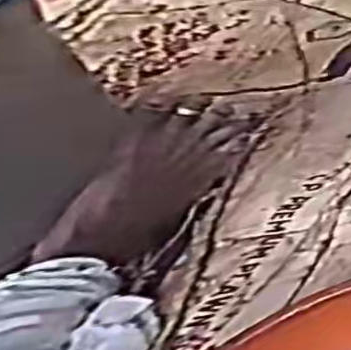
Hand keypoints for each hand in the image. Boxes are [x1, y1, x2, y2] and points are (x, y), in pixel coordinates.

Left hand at [32, 107, 248, 264]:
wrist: (94, 249)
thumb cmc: (141, 242)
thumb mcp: (181, 220)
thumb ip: (197, 197)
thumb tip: (215, 184)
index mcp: (201, 183)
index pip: (231, 154)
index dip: (244, 140)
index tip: (256, 129)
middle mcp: (183, 166)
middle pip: (210, 137)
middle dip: (225, 122)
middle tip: (238, 108)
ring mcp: (152, 159)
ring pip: (181, 128)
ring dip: (195, 112)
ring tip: (204, 100)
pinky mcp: (122, 157)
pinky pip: (140, 128)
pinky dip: (151, 112)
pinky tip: (158, 101)